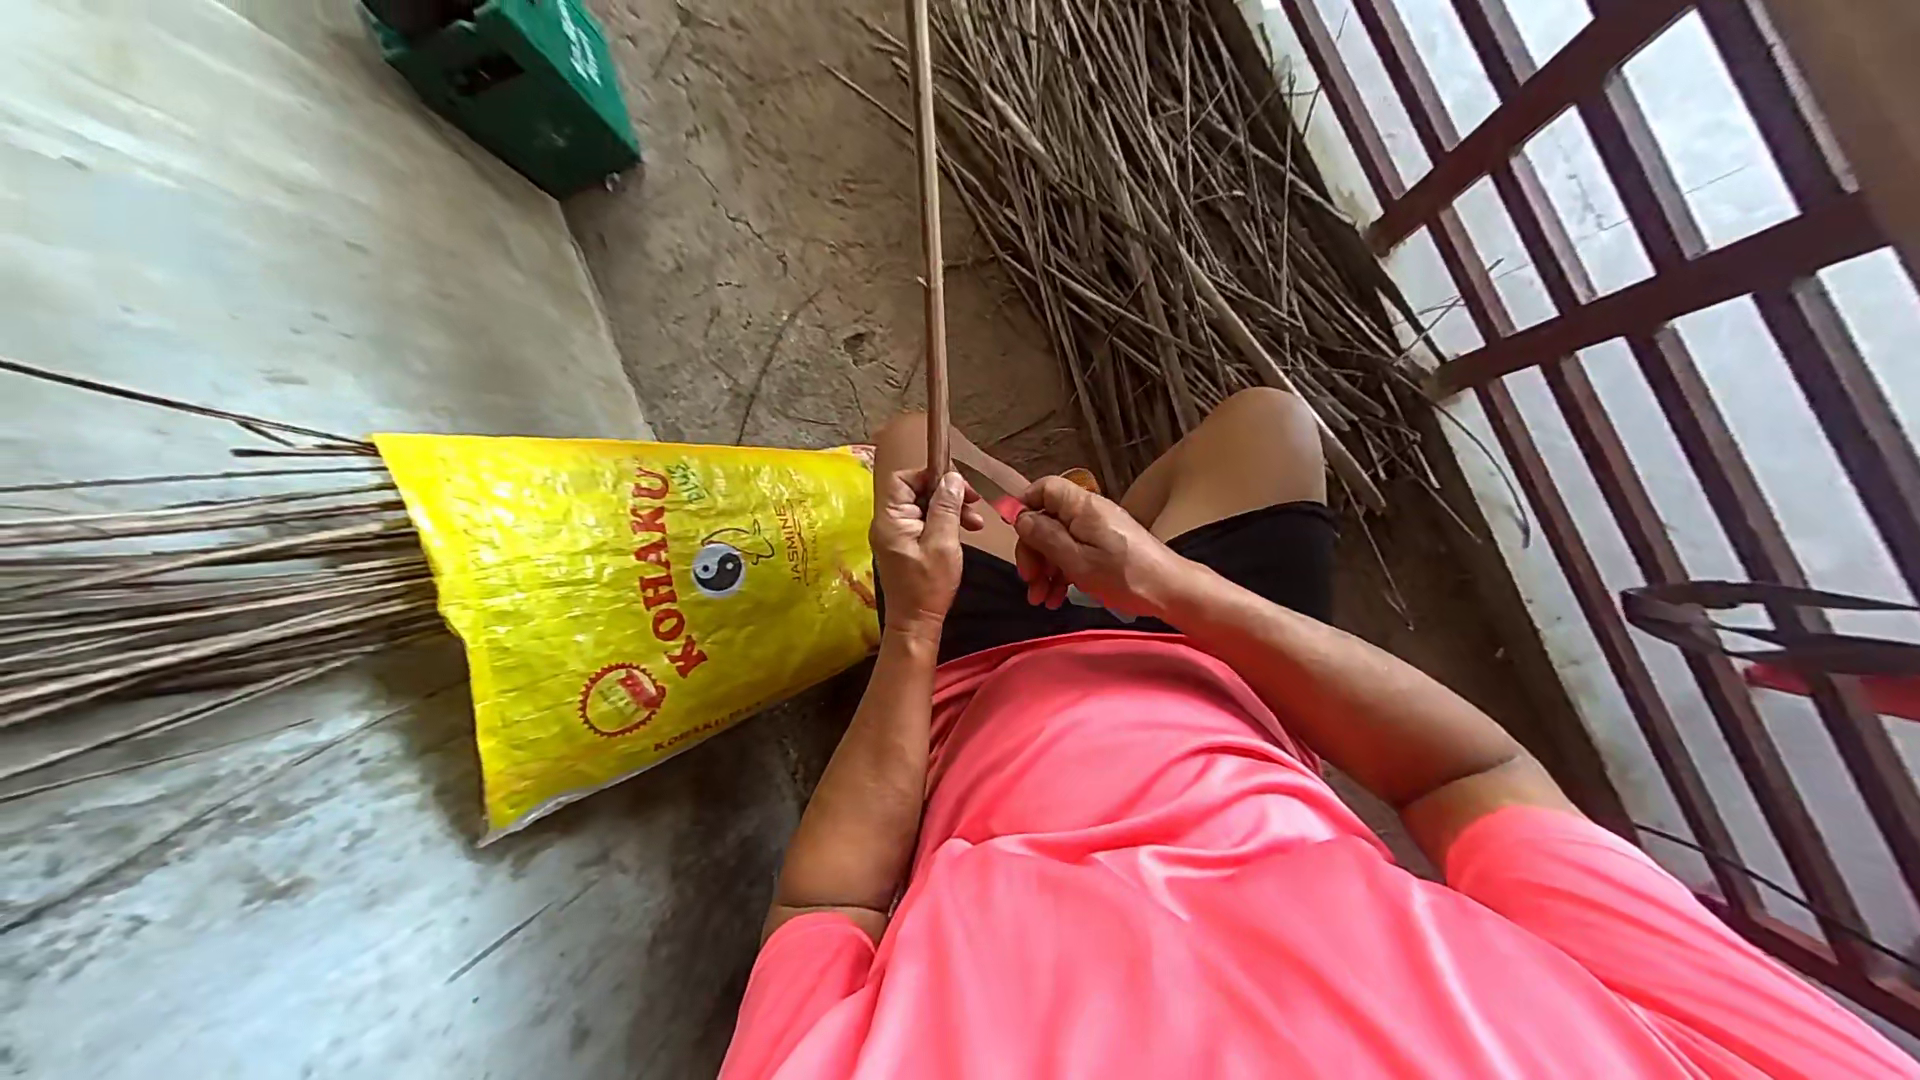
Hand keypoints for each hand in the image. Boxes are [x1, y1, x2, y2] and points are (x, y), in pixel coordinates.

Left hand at [871, 468, 984, 641]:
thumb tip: (951, 477)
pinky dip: (944, 523)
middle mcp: (888, 523)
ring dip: (950, 509)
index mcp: (890, 519)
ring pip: (924, 507)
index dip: (929, 476)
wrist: (916, 622)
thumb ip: (946, 507)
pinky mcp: (905, 545)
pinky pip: (924, 523)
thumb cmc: (928, 586)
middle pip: (915, 491)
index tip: (955, 485)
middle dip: (946, 494)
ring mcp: (895, 534)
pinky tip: (964, 531)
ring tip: (975, 522)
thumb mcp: (944, 542)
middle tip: (973, 503)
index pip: (902, 479)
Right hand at [1012, 476, 1195, 618]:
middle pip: (1047, 519)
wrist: (1171, 592)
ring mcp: (1098, 529)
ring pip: (1058, 540)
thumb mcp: (1076, 560)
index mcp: (1082, 506)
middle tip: (1029, 580)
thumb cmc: (1125, 576)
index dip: (1025, 507)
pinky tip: (1056, 598)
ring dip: (1045, 568)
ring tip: (1040, 599)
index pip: (1044, 488)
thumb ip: (1045, 537)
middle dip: (1033, 550)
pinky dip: (1062, 573)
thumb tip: (1021, 518)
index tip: (1017, 538)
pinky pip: (1074, 552)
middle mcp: (1089, 512)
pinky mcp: (1106, 546)